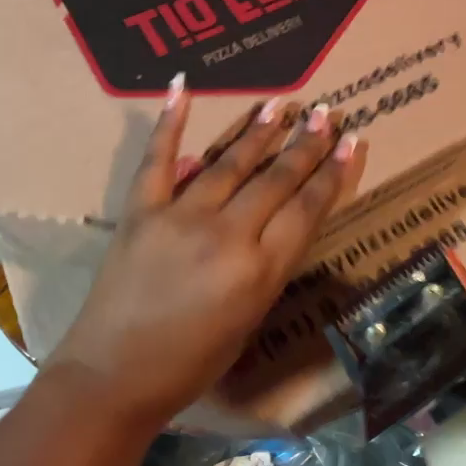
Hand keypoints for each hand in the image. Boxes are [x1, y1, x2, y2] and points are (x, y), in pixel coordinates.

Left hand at [46, 76, 366, 431]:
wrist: (112, 380)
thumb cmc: (191, 364)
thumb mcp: (250, 319)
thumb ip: (268, 265)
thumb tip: (279, 216)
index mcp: (260, 271)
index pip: (307, 209)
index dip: (334, 173)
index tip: (353, 141)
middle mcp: (227, 236)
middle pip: (277, 180)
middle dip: (306, 144)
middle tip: (327, 113)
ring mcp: (181, 218)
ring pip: (231, 163)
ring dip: (259, 131)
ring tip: (283, 104)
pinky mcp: (142, 212)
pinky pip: (158, 159)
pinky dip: (170, 122)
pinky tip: (182, 86)